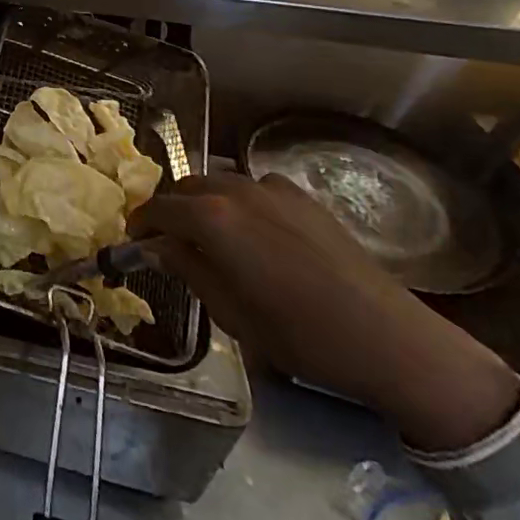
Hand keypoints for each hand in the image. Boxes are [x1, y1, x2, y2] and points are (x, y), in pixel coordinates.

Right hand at [130, 174, 519, 451]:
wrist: (386, 336)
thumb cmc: (299, 334)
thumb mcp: (229, 312)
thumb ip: (187, 268)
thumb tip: (157, 245)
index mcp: (213, 218)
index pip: (159, 209)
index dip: (141, 225)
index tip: (134, 243)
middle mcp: (238, 189)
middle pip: (186, 188)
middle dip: (170, 211)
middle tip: (166, 242)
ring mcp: (273, 187)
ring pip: (219, 183)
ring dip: (202, 203)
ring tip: (206, 237)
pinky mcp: (301, 195)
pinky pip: (252, 187)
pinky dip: (237, 202)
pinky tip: (251, 234)